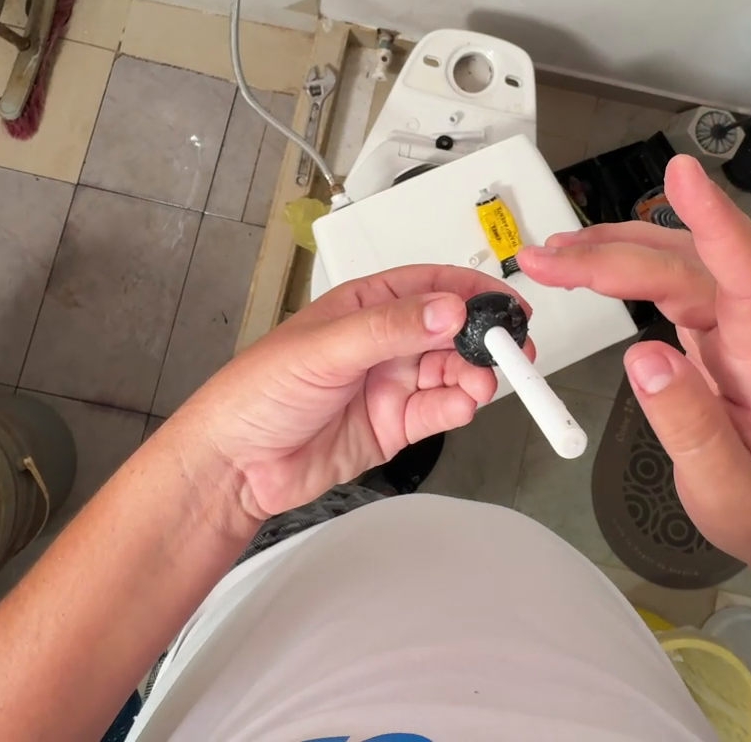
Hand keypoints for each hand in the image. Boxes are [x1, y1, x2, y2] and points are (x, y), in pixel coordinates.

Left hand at [167, 265, 527, 528]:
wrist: (237, 464)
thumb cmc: (260, 390)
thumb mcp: (326, 347)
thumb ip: (390, 328)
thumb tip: (447, 308)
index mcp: (366, 306)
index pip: (430, 287)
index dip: (472, 291)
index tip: (506, 303)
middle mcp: (384, 342)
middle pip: (450, 331)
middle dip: (484, 338)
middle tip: (512, 350)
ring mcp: (391, 383)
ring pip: (450, 371)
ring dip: (474, 375)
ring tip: (482, 384)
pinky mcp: (394, 425)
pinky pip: (437, 410)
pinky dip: (456, 407)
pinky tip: (461, 406)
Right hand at [519, 156, 750, 578]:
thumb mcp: (728, 492)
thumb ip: (690, 427)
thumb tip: (642, 355)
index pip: (748, 275)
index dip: (715, 220)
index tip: (681, 173)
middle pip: (686, 265)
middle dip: (612, 253)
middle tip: (541, 258)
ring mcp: (735, 324)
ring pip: (676, 262)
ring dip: (613, 249)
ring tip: (551, 253)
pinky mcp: (714, 328)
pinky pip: (669, 281)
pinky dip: (623, 268)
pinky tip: (589, 266)